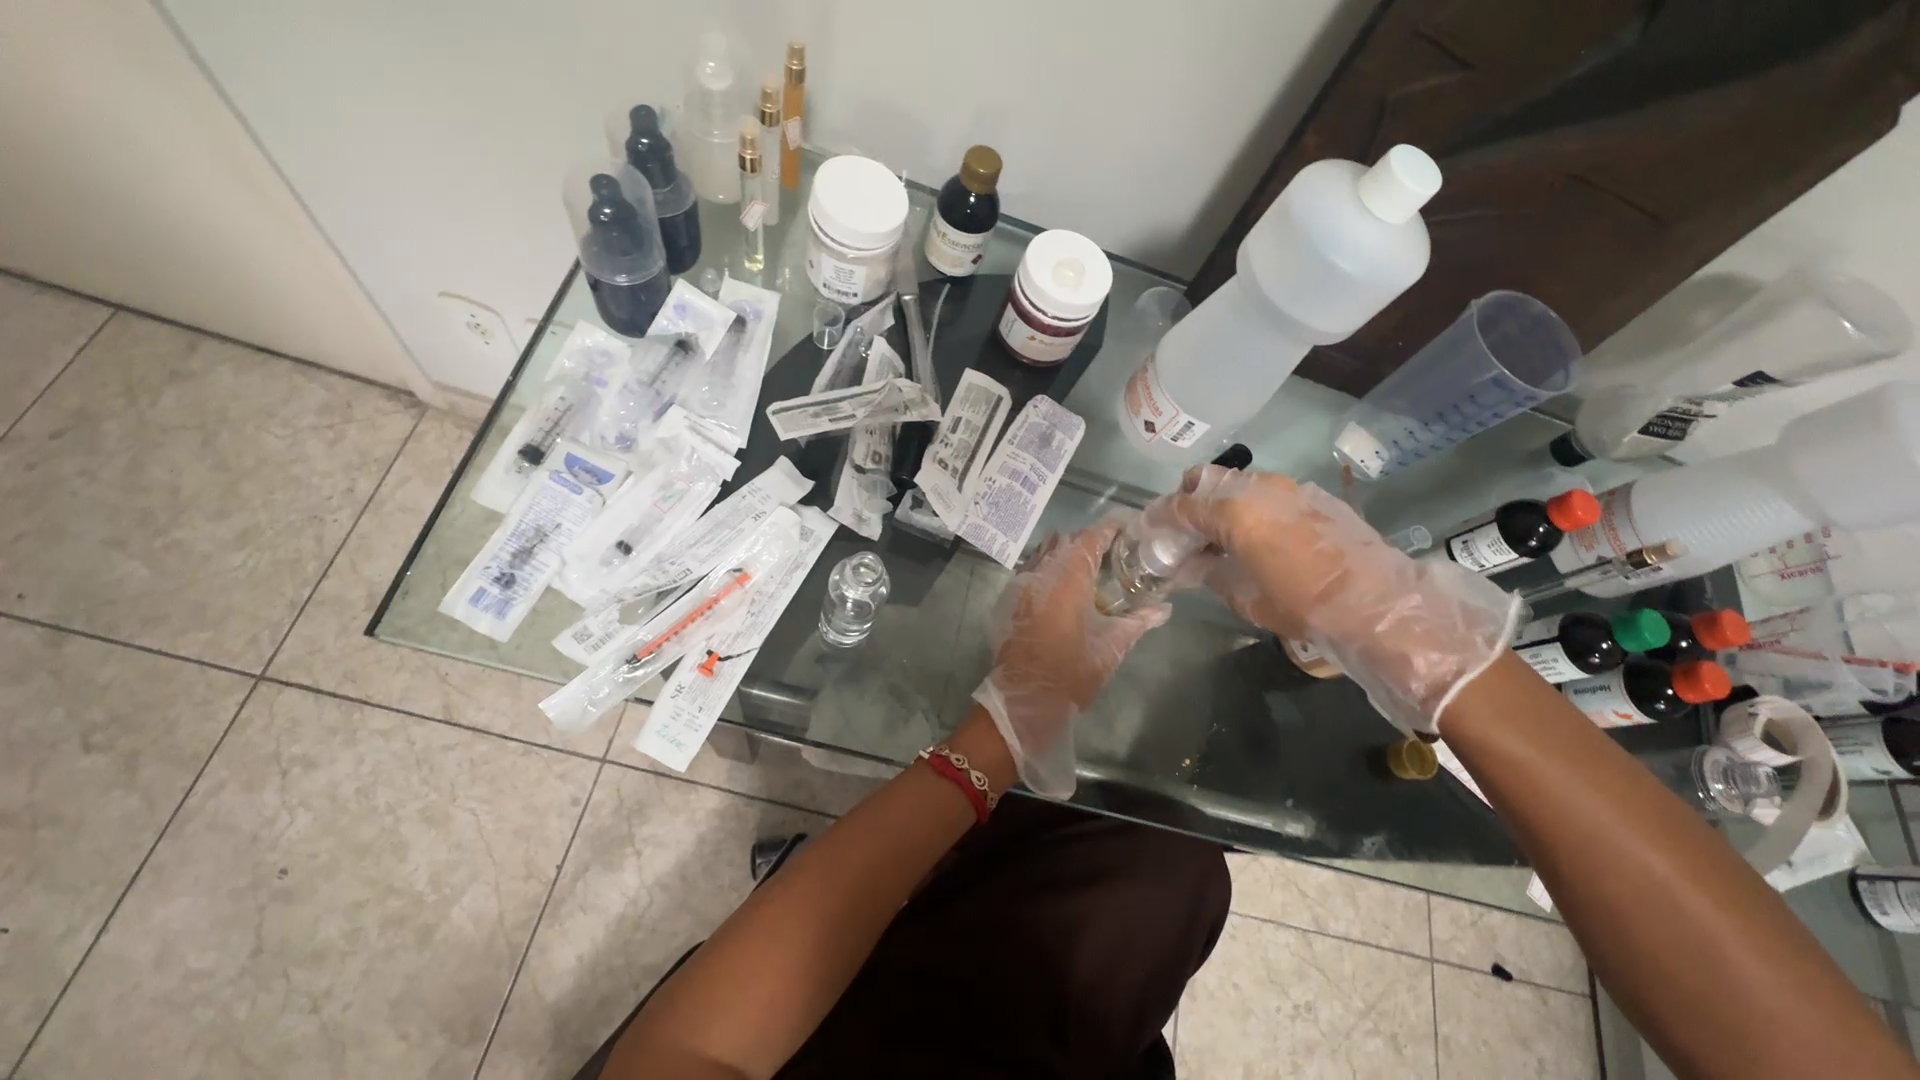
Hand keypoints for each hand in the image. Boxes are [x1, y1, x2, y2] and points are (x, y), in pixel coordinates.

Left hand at [974, 520, 1169, 797]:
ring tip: (1092, 563)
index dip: (1110, 528)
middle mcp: (1042, 573)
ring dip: (1068, 553)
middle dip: (1091, 541)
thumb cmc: (1071, 672)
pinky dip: (1049, 568)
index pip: (1091, 538)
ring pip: (1047, 554)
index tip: (1129, 526)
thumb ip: (1138, 621)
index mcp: (1068, 578)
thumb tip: (1165, 608)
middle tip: (1116, 550)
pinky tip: (1064, 582)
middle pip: (1068, 543)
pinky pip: (1032, 570)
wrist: (1023, 701)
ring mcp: (1022, 586)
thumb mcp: (1112, 647)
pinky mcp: (1010, 601)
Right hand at [1147, 465, 1519, 735]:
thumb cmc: (1302, 605)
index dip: (1161, 518)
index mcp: (1235, 511)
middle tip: (1184, 532)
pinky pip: (1270, 493)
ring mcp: (1291, 488)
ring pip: (1241, 483)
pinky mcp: (1316, 497)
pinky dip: (1253, 508)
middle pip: (1208, 480)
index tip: (1150, 531)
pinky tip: (1257, 537)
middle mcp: (1260, 488)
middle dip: (1189, 501)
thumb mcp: (1245, 597)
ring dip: (1222, 503)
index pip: (1182, 505)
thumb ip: (1210, 573)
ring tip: (1221, 537)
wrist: (1378, 604)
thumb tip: (1189, 564)